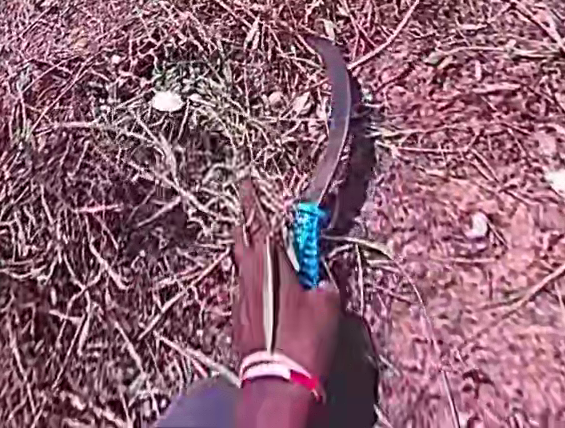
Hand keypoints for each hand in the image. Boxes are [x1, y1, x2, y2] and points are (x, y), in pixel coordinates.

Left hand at [230, 180, 340, 380]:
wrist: (277, 382)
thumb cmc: (302, 338)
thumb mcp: (326, 307)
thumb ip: (325, 284)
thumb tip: (324, 281)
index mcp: (267, 258)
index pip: (257, 219)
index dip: (251, 200)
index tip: (245, 182)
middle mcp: (247, 270)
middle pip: (241, 237)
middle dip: (247, 224)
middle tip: (252, 213)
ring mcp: (239, 293)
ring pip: (242, 262)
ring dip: (251, 254)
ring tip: (265, 254)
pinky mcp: (238, 315)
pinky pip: (244, 286)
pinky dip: (253, 281)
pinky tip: (265, 291)